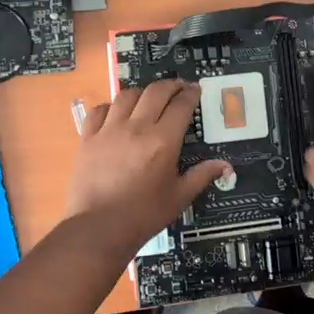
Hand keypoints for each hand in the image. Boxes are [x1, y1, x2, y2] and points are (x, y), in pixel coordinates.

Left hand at [65, 79, 228, 253]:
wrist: (98, 228)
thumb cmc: (144, 215)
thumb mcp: (179, 197)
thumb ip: (201, 176)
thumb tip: (225, 165)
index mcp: (163, 141)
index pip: (181, 105)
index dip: (191, 94)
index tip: (195, 90)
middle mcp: (136, 128)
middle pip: (155, 92)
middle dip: (170, 85)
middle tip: (177, 88)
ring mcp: (109, 130)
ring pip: (127, 95)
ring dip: (142, 93)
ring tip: (148, 99)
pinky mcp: (88, 138)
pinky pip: (99, 111)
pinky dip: (110, 107)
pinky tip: (116, 114)